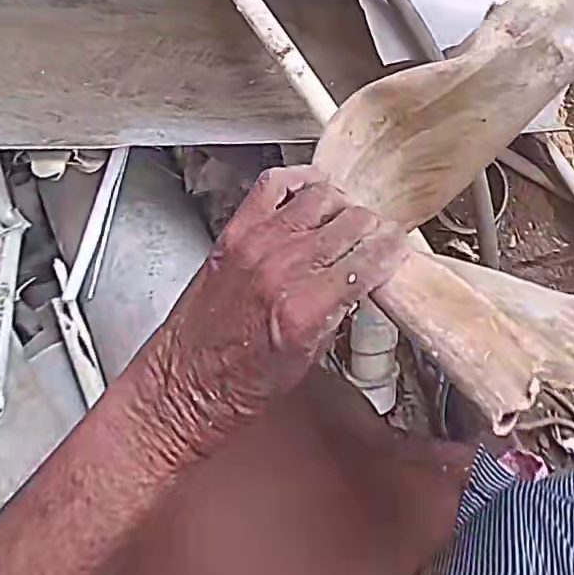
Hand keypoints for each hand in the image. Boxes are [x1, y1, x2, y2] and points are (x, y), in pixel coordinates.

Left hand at [135, 166, 408, 457]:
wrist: (176, 393)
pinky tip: (311, 192)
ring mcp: (256, 244)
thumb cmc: (238, 387)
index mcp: (305, 309)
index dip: (392, 249)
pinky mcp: (234, 232)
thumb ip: (342, 304)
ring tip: (343, 220)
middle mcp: (282, 269)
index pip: (372, 256)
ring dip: (341, 206)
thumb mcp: (311, 356)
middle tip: (372, 238)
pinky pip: (276, 183)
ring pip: (323, 196)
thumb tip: (368, 271)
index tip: (396, 247)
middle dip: (372, 230)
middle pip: (354, 221)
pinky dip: (299, 180)